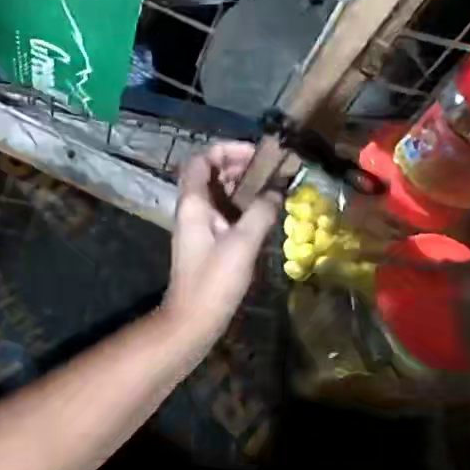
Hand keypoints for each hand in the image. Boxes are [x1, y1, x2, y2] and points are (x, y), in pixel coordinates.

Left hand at [160, 142, 278, 342]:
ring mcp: (199, 226)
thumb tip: (276, 192)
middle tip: (270, 169)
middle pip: (210, 173)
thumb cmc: (213, 281)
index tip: (256, 153)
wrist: (193, 320)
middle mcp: (192, 209)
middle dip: (238, 164)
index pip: (201, 160)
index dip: (226, 149)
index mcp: (193, 204)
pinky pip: (225, 212)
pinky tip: (265, 210)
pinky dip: (242, 204)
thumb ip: (260, 213)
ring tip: (272, 185)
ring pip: (218, 192)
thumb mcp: (241, 244)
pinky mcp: (208, 241)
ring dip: (242, 184)